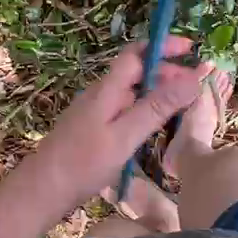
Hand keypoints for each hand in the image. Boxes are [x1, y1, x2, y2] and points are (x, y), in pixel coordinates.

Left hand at [2, 38, 213, 218]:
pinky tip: (154, 125)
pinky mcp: (92, 128)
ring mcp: (95, 110)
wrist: (41, 191)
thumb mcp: (125, 136)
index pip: (137, 54)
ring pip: (131, 91)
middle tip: (195, 86)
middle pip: (136, 71)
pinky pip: (124, 107)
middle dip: (167, 72)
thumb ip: (156, 107)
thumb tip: (193, 78)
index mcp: (107, 89)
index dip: (163, 47)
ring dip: (157, 91)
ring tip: (183, 104)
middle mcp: (100, 93)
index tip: (191, 49)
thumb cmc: (83, 163)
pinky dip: (144, 108)